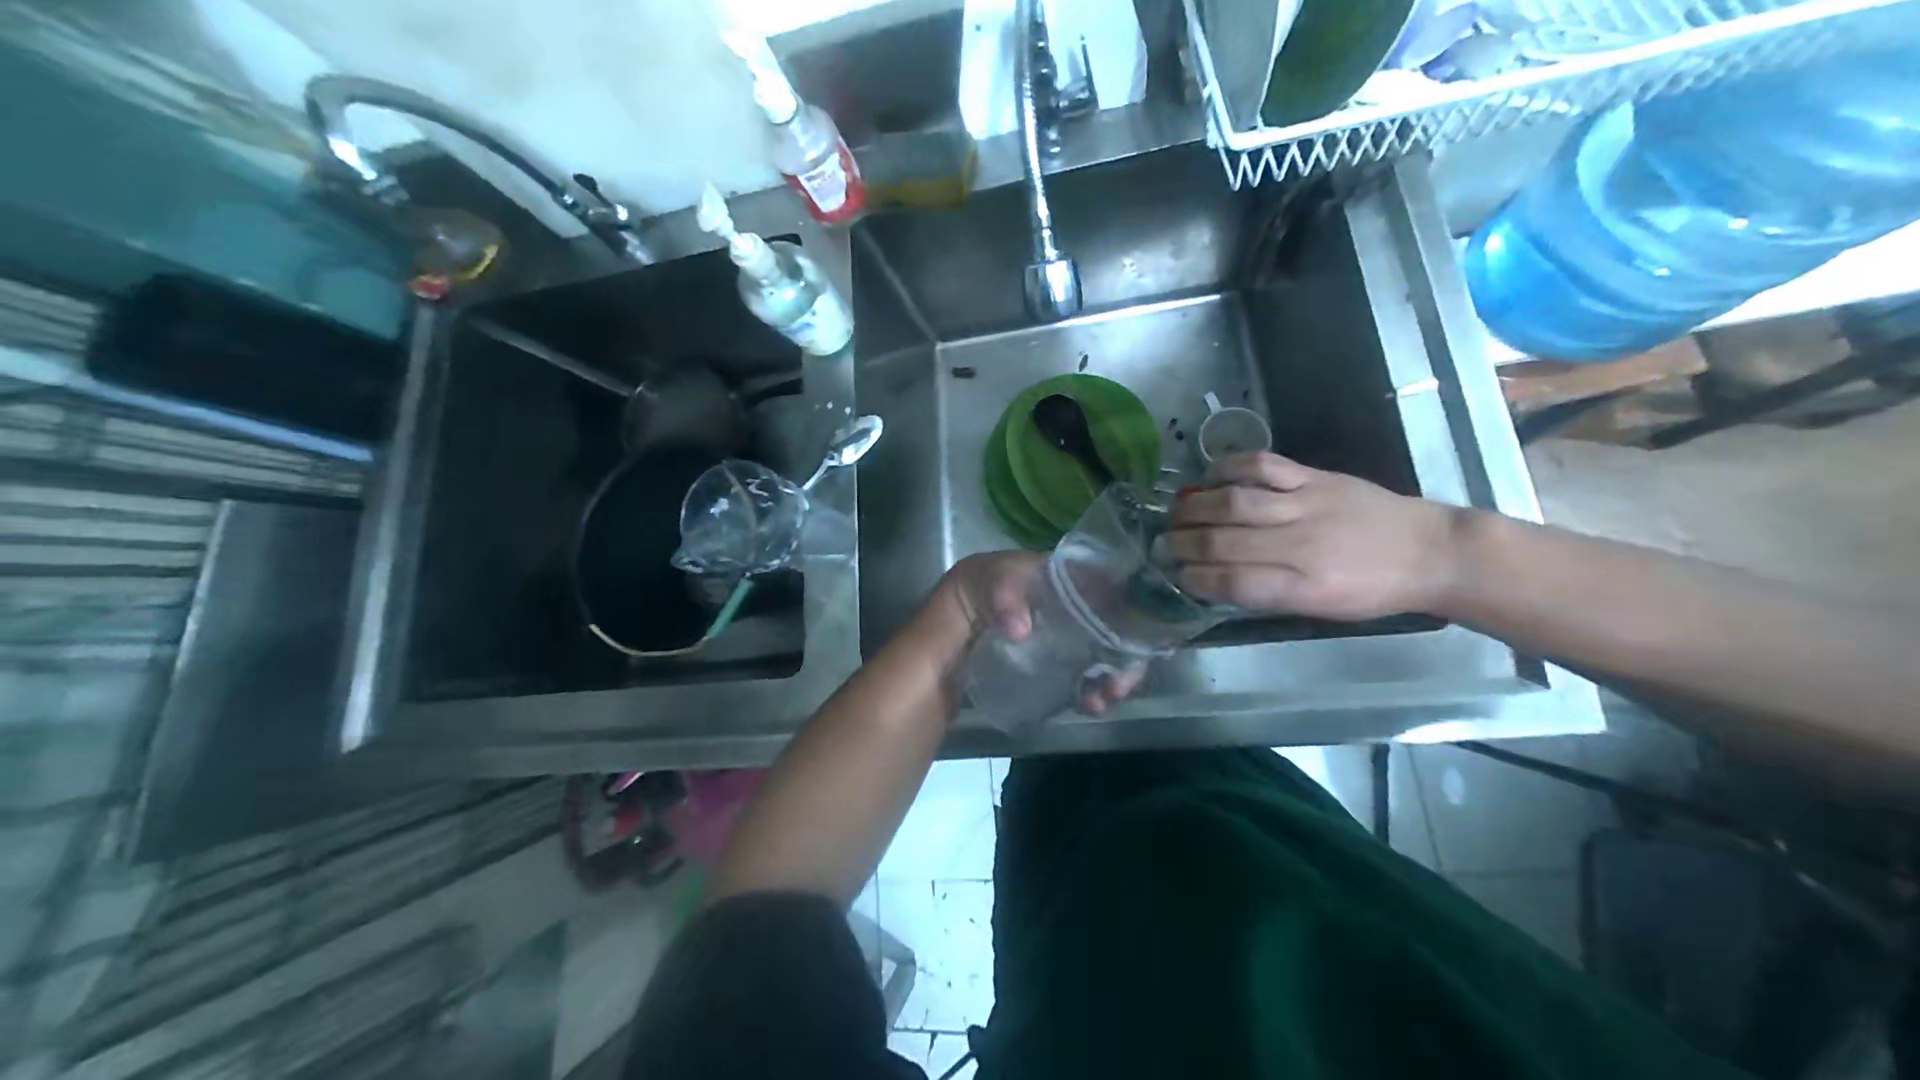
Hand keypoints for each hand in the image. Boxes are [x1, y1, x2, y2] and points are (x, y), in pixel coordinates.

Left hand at [933, 551, 1145, 714]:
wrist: (938, 648)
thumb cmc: (964, 601)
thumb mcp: (978, 580)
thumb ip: (1003, 593)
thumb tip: (1023, 629)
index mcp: (1055, 575)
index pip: (1102, 582)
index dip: (1121, 603)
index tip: (1131, 629)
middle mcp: (1065, 604)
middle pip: (1109, 623)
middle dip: (1121, 649)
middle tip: (1120, 679)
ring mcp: (1061, 638)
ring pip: (1102, 652)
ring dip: (1113, 674)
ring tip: (1106, 697)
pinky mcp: (1054, 668)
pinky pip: (1085, 676)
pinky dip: (1094, 690)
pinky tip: (1091, 704)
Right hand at [1167, 452, 1463, 620]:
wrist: (1430, 552)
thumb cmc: (1372, 591)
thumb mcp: (1321, 609)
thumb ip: (1268, 594)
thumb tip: (1215, 579)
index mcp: (1304, 587)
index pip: (1232, 583)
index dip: (1195, 579)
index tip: (1176, 576)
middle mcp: (1301, 545)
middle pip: (1224, 541)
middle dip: (1183, 544)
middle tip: (1163, 544)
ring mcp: (1308, 504)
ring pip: (1236, 501)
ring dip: (1195, 507)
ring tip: (1175, 512)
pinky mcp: (1316, 476)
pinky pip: (1263, 465)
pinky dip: (1228, 467)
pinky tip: (1209, 476)